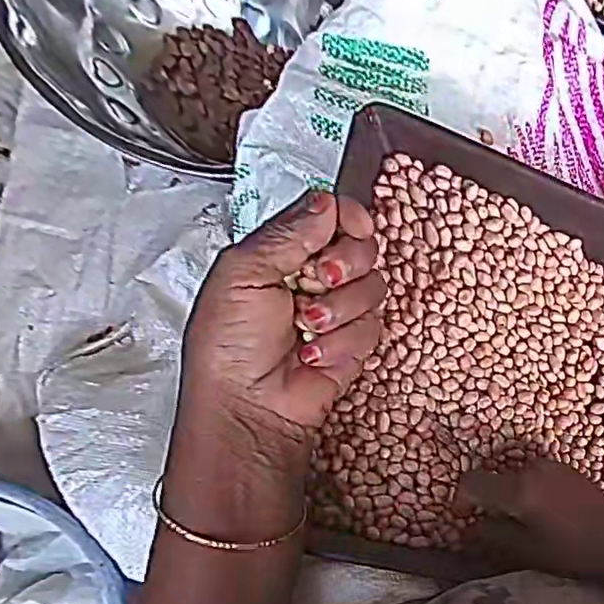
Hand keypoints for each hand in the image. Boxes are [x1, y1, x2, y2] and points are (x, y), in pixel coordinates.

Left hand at [180, 189, 385, 439]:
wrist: (251, 401)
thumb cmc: (230, 343)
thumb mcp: (244, 271)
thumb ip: (288, 233)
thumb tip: (326, 202)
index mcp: (285, 251)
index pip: (333, 217)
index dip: (348, 217)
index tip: (349, 223)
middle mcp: (316, 278)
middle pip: (363, 249)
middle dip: (345, 264)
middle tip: (318, 279)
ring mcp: (340, 312)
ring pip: (373, 289)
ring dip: (338, 309)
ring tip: (306, 327)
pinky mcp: (357, 345)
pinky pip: (373, 329)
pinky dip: (343, 342)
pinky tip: (315, 353)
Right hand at [457, 457, 603, 580]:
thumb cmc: (574, 551)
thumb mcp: (527, 549)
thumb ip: (491, 535)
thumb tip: (468, 527)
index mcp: (518, 489)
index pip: (471, 483)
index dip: (460, 501)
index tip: (462, 518)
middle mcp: (532, 468)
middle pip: (492, 477)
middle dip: (485, 500)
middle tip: (490, 527)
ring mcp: (551, 465)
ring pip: (512, 476)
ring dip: (506, 496)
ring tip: (519, 524)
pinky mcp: (565, 469)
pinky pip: (532, 476)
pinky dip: (525, 491)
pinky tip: (540, 515)